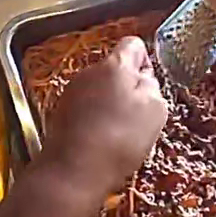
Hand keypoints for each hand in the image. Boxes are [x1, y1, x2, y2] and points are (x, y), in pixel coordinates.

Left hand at [40, 37, 167, 197]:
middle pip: (116, 70)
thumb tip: (145, 79)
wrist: (73, 172)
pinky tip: (101, 142)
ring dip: (111, 106)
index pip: (134, 45)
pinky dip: (95, 120)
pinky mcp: (60, 114)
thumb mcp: (155, 111)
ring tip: (119, 135)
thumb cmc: (120, 139)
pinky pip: (86, 109)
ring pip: (100, 90)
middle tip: (138, 117)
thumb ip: (153, 87)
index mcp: (115, 65)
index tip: (150, 88)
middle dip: (129, 88)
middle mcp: (89, 71)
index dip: (147, 63)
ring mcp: (71, 92)